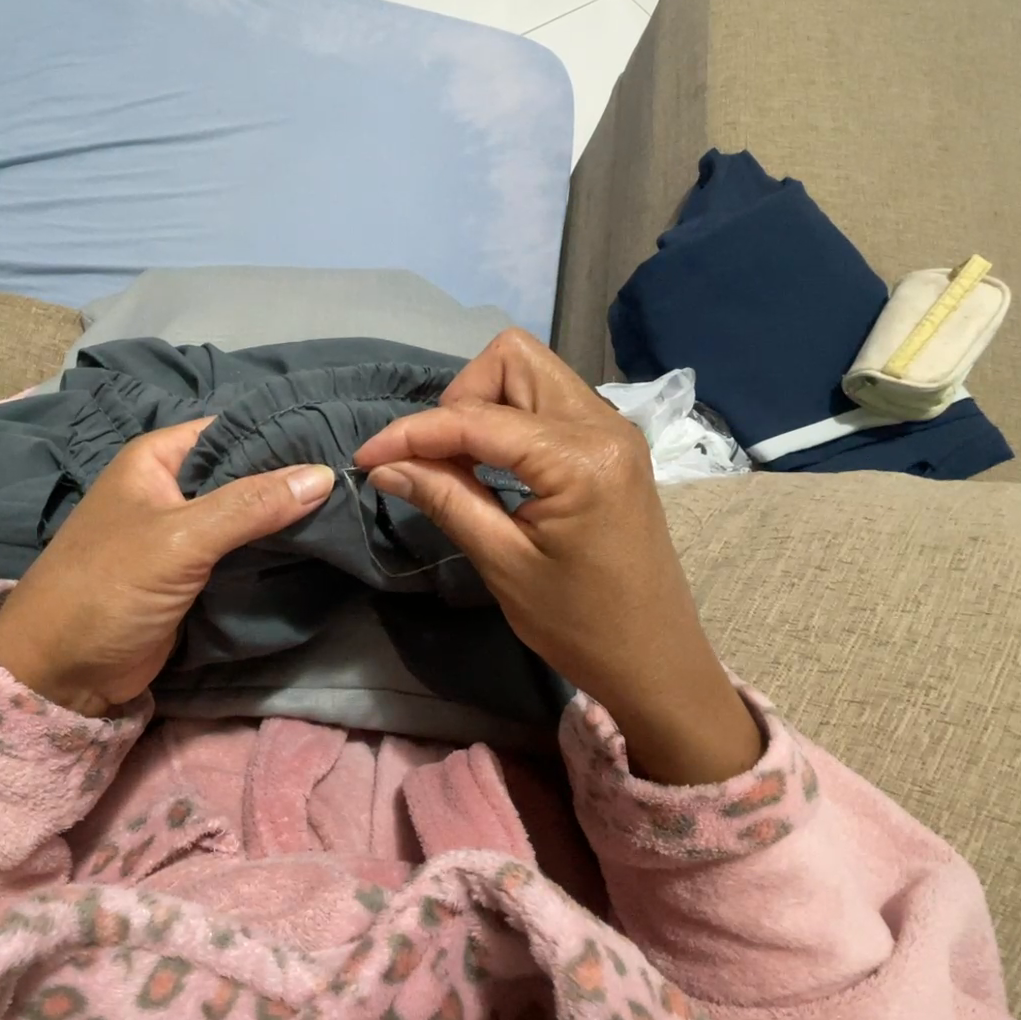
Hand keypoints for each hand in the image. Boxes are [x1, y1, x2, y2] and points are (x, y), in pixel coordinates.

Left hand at [0, 419, 334, 716]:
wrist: (63, 672)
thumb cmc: (109, 587)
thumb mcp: (179, 538)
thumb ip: (250, 506)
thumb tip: (324, 475)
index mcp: (159, 459)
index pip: (234, 430)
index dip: (284, 435)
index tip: (341, 441)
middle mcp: (174, 488)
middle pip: (246, 474)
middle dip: (293, 480)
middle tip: (357, 481)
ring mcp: (186, 534)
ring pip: (249, 517)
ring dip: (288, 519)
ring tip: (352, 510)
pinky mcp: (196, 575)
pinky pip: (244, 553)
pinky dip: (275, 553)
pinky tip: (321, 547)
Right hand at [354, 330, 759, 783]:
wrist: (654, 660)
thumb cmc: (579, 624)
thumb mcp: (502, 563)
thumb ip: (445, 499)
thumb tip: (385, 465)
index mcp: (579, 458)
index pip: (476, 418)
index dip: (412, 433)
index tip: (367, 457)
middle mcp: (603, 423)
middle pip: (512, 359)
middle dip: (458, 400)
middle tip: (435, 460)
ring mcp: (612, 429)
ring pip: (530, 373)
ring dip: (482, 406)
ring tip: (458, 465)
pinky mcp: (610, 445)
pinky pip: (547, 402)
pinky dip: (508, 420)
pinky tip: (490, 466)